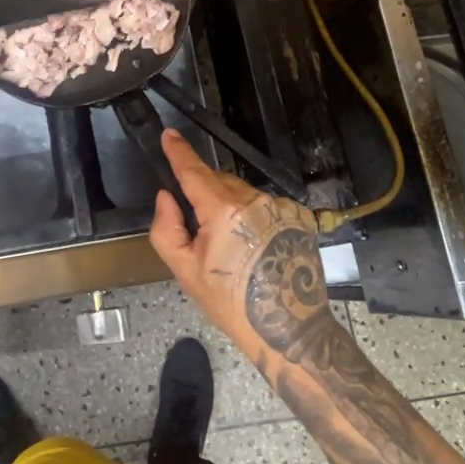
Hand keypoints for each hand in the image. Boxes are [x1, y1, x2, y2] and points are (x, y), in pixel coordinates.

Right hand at [148, 129, 332, 360]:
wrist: (289, 328)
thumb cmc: (232, 303)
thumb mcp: (186, 272)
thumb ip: (167, 228)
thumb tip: (167, 196)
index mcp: (224, 211)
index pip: (194, 172)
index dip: (179, 152)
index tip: (169, 134)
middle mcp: (255, 200)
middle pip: (218, 182)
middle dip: (203, 193)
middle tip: (198, 231)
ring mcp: (279, 206)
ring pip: (241, 193)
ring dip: (229, 207)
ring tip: (230, 248)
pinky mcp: (297, 216)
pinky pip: (263, 205)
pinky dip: (251, 216)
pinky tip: (253, 248)